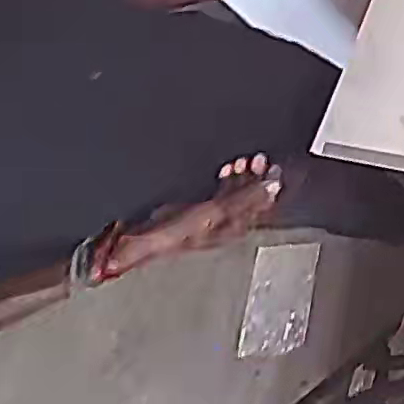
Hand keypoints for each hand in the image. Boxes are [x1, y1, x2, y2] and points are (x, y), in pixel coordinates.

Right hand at [92, 153, 282, 283]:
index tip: (272, 167)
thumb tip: (274, 186)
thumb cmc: (169, 234)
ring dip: (243, 174)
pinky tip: (226, 169)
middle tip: (256, 159)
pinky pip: (222, 191)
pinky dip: (227, 178)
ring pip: (238, 191)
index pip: (264, 205)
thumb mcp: (211, 215)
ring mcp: (213, 218)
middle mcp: (228, 224)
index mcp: (234, 229)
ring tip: (240, 162)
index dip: (270, 185)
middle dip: (257, 175)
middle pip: (253, 196)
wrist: (130, 244)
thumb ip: (245, 199)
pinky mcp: (199, 211)